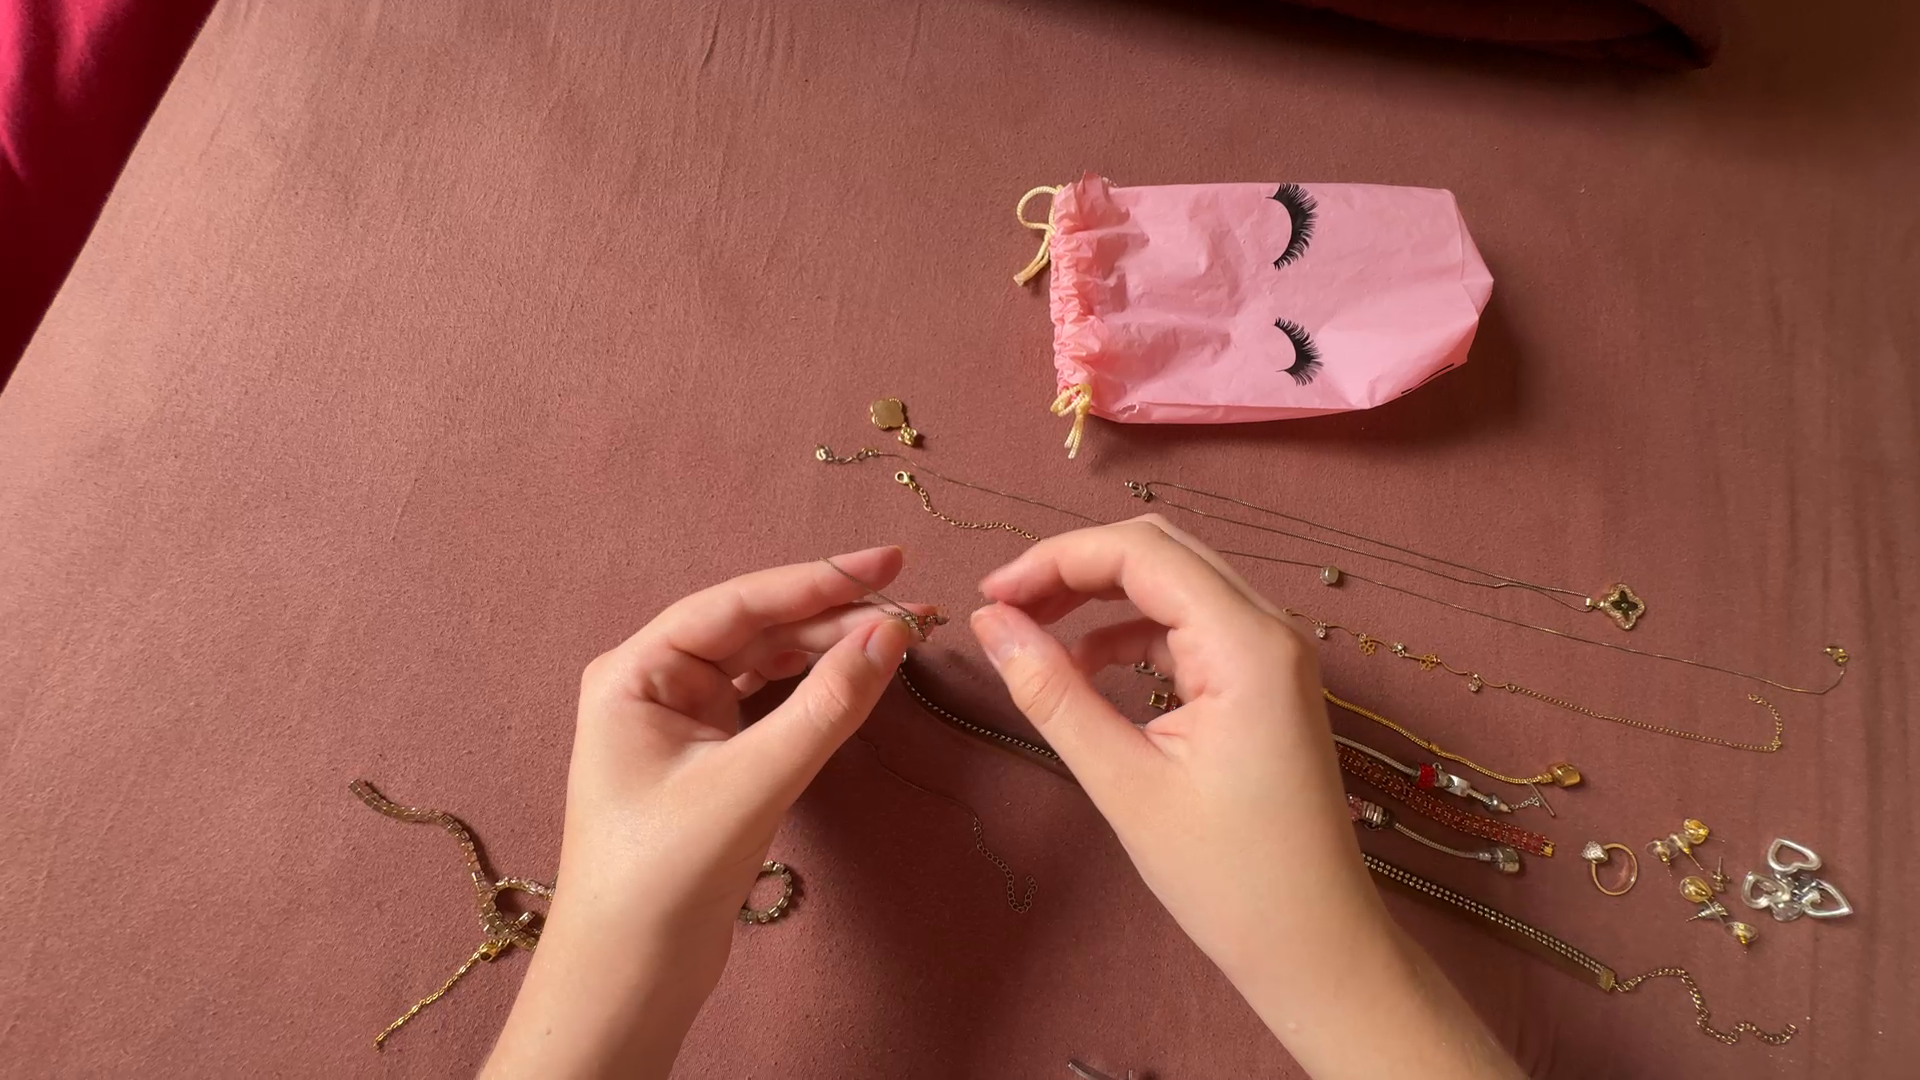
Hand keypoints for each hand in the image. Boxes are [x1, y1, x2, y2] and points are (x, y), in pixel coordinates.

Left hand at [484, 547, 923, 1078]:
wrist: (628, 980)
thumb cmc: (664, 877)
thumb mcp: (752, 782)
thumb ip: (826, 705)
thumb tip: (892, 635)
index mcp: (639, 670)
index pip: (741, 603)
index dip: (819, 578)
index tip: (887, 560)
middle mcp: (661, 679)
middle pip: (764, 627)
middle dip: (839, 616)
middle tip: (913, 609)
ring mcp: (689, 713)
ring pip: (774, 659)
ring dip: (836, 648)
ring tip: (902, 636)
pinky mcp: (716, 746)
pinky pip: (777, 697)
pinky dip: (821, 685)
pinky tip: (861, 672)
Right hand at [969, 517, 1520, 1079]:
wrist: (1318, 951)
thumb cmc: (1228, 879)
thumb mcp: (1123, 782)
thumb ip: (1051, 691)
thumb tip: (988, 622)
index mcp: (1246, 644)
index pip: (1139, 552)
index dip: (1054, 559)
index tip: (991, 594)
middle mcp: (1267, 627)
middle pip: (1156, 551)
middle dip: (1073, 566)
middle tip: (1007, 604)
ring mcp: (1268, 648)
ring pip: (1169, 579)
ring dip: (1098, 592)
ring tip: (1033, 625)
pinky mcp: (1258, 675)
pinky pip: (1183, 621)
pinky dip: (1126, 628)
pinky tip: (1086, 662)